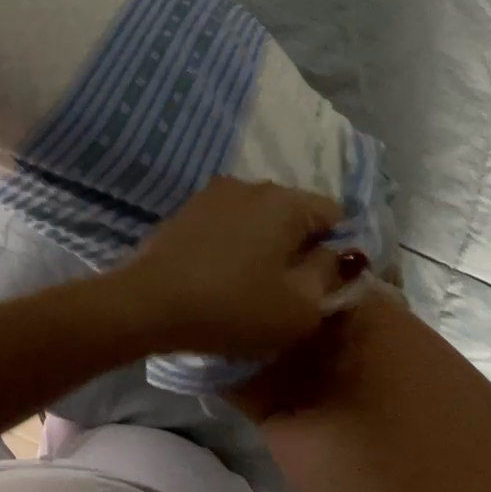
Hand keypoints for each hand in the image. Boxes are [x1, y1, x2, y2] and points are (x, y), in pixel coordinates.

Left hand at [106, 177, 348, 358]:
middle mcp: (247, 185)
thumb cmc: (235, 306)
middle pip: (293, 212)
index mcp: (282, 201)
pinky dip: (235, 244)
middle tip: (294, 289)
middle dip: (301, 245)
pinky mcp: (185, 211)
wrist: (150, 301)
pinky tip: (226, 275)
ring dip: (265, 245)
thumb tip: (338, 254)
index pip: (334, 213)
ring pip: (258, 218)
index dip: (340, 249)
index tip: (329, 283)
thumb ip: (330, 274)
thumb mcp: (302, 305)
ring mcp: (211, 195)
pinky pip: (227, 224)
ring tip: (258, 286)